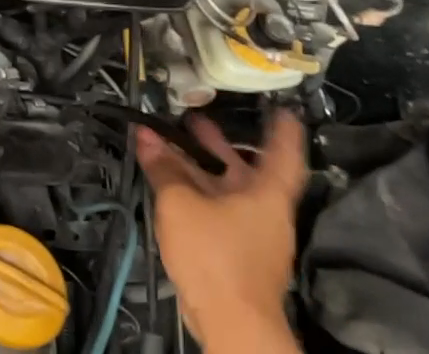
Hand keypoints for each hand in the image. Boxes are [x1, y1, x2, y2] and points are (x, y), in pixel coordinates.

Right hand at [136, 109, 307, 351]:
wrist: (230, 320)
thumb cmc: (215, 253)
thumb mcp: (179, 202)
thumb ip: (164, 166)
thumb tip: (146, 136)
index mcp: (266, 194)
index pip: (282, 154)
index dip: (282, 130)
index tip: (282, 109)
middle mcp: (266, 211)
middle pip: (245, 169)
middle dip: (219, 145)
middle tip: (193, 119)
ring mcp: (252, 233)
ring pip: (226, 190)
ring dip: (200, 168)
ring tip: (172, 146)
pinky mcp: (236, 252)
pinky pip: (216, 209)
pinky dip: (196, 192)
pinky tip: (171, 185)